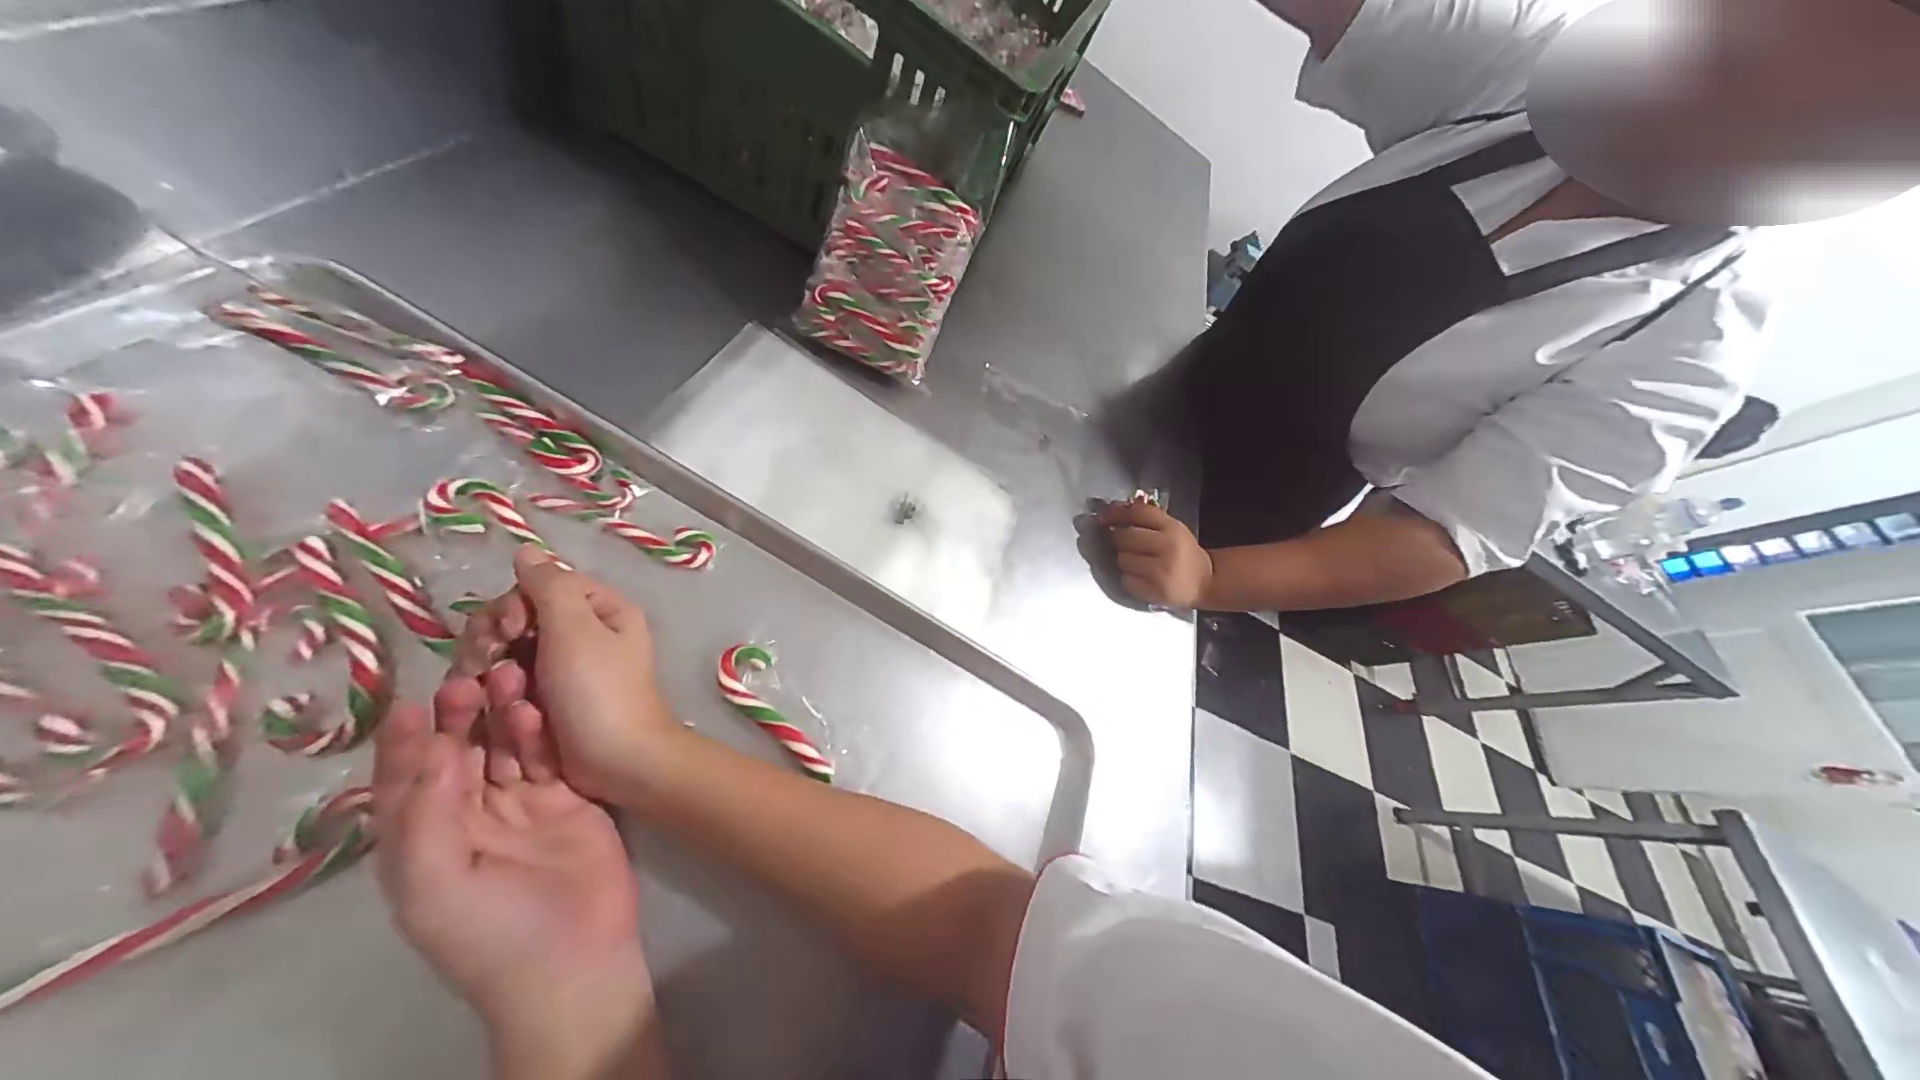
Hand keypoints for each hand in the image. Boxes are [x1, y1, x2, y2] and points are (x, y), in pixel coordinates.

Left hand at [372, 701, 655, 1077]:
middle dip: (460, 716)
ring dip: (502, 714)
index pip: (409, 780)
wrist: (572, 960)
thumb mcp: (433, 885)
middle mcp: (471, 815)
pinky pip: (549, 758)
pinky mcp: (568, 799)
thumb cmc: (488, 932)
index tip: (413, 704)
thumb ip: (423, 816)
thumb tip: (431, 745)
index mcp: (426, 839)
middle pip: (462, 753)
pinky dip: (541, 733)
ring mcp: (524, 804)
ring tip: (506, 678)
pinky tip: (535, 709)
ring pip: (507, 748)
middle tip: (468, 680)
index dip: (407, 743)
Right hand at [448, 547, 680, 801]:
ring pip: (508, 651)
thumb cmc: (600, 691)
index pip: (540, 586)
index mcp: (602, 609)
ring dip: (489, 666)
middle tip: (484, 664)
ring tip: (486, 689)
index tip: (507, 631)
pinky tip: (487, 703)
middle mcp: (586, 632)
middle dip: (494, 637)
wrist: (621, 761)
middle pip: (519, 618)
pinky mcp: (549, 700)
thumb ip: (549, 586)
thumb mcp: (576, 629)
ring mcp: (566, 668)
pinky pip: (511, 682)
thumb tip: (527, 550)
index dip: (514, 604)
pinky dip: (496, 689)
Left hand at [1099, 500, 1214, 608]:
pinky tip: (1140, 577)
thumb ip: (1147, 519)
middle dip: (1119, 540)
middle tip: (1125, 544)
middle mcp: (1167, 547)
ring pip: (1122, 559)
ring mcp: (1160, 571)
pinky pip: (1125, 580)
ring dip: (1124, 560)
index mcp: (1173, 528)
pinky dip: (1128, 578)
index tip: (1103, 518)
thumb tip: (1114, 510)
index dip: (1116, 513)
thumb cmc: (1183, 553)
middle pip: (1124, 537)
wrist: (1205, 583)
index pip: (1138, 513)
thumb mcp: (1173, 529)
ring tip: (1137, 563)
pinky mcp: (1154, 591)